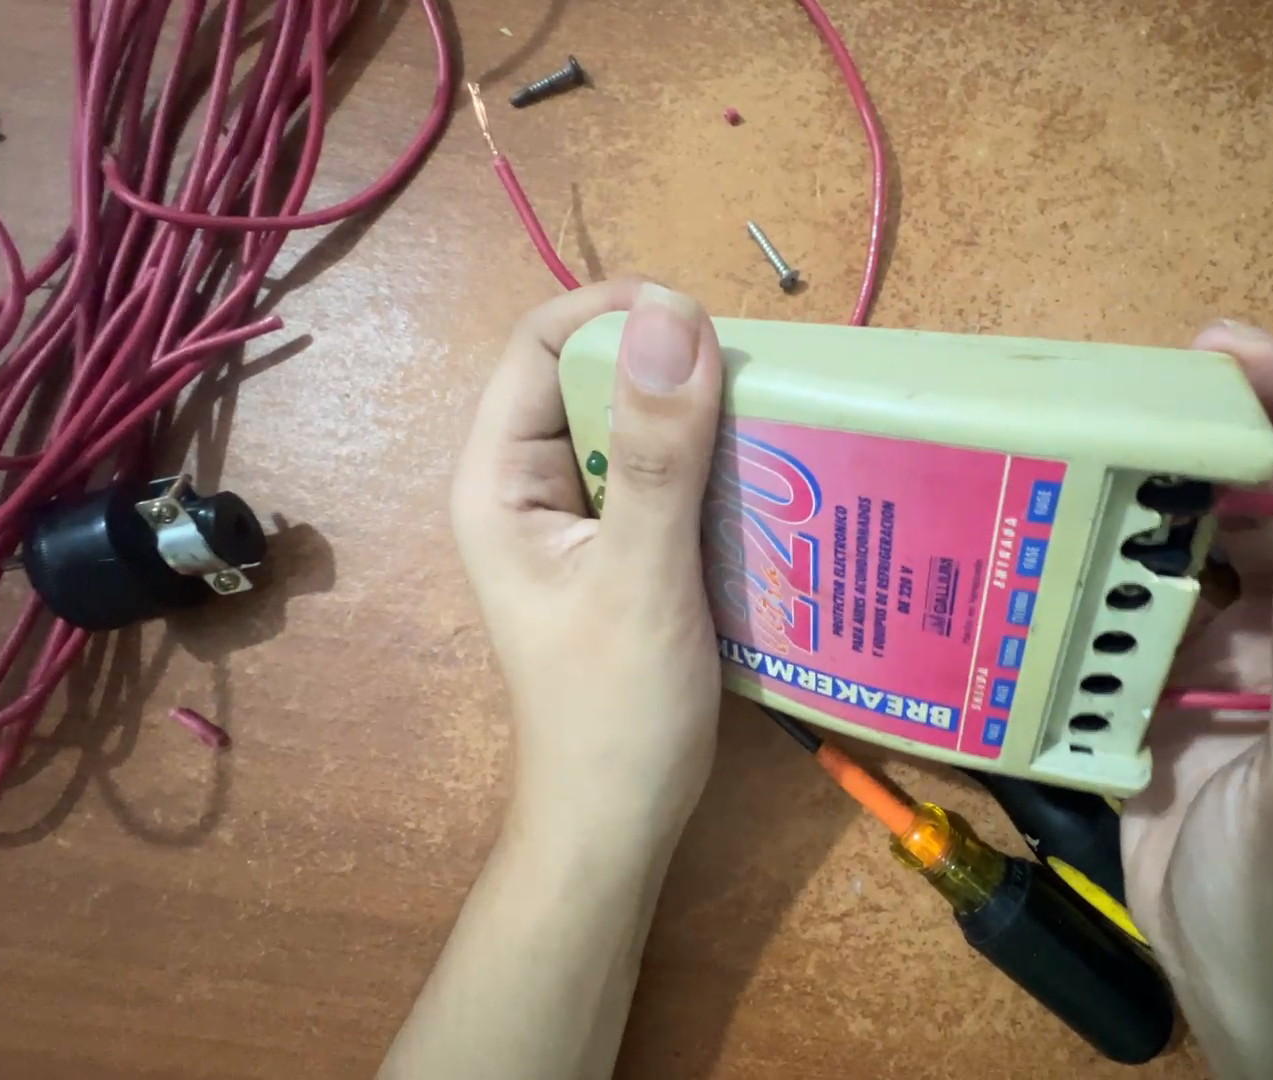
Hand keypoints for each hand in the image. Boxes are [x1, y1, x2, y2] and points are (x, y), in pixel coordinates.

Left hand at [451, 281, 727, 837]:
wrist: (621, 815)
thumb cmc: (617, 711)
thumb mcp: (641, 578)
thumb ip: (657, 455)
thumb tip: (673, 317)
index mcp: (500, 481)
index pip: (539, 348)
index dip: (614, 315)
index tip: (704, 321)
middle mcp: (533, 486)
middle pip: (593, 381)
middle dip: (670, 368)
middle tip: (755, 385)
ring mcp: (581, 519)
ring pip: (637, 428)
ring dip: (700, 419)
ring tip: (771, 427)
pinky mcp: (624, 547)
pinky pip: (665, 477)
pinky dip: (711, 467)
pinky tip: (763, 480)